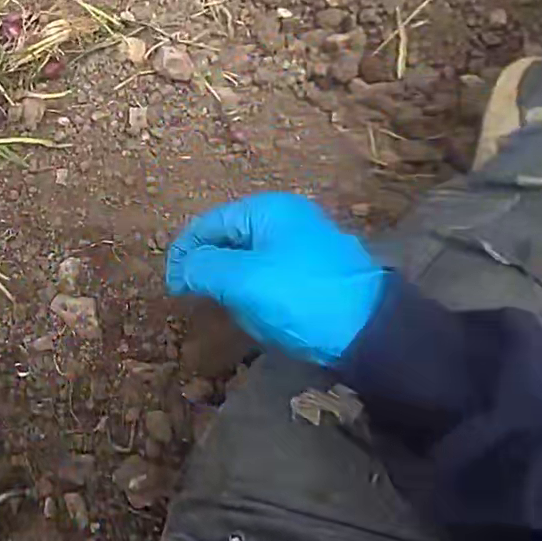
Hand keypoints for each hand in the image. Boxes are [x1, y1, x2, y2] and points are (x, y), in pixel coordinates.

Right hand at [166, 193, 385, 364]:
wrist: (369, 330)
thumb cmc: (300, 296)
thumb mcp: (244, 280)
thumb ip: (204, 267)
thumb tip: (182, 268)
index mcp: (267, 210)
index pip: (209, 223)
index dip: (184, 252)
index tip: (171, 285)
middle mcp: (284, 220)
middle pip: (228, 239)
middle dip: (210, 270)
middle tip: (196, 299)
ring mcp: (301, 246)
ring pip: (248, 261)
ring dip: (234, 287)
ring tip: (235, 311)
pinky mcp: (312, 273)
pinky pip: (269, 277)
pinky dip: (256, 294)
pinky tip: (261, 317)